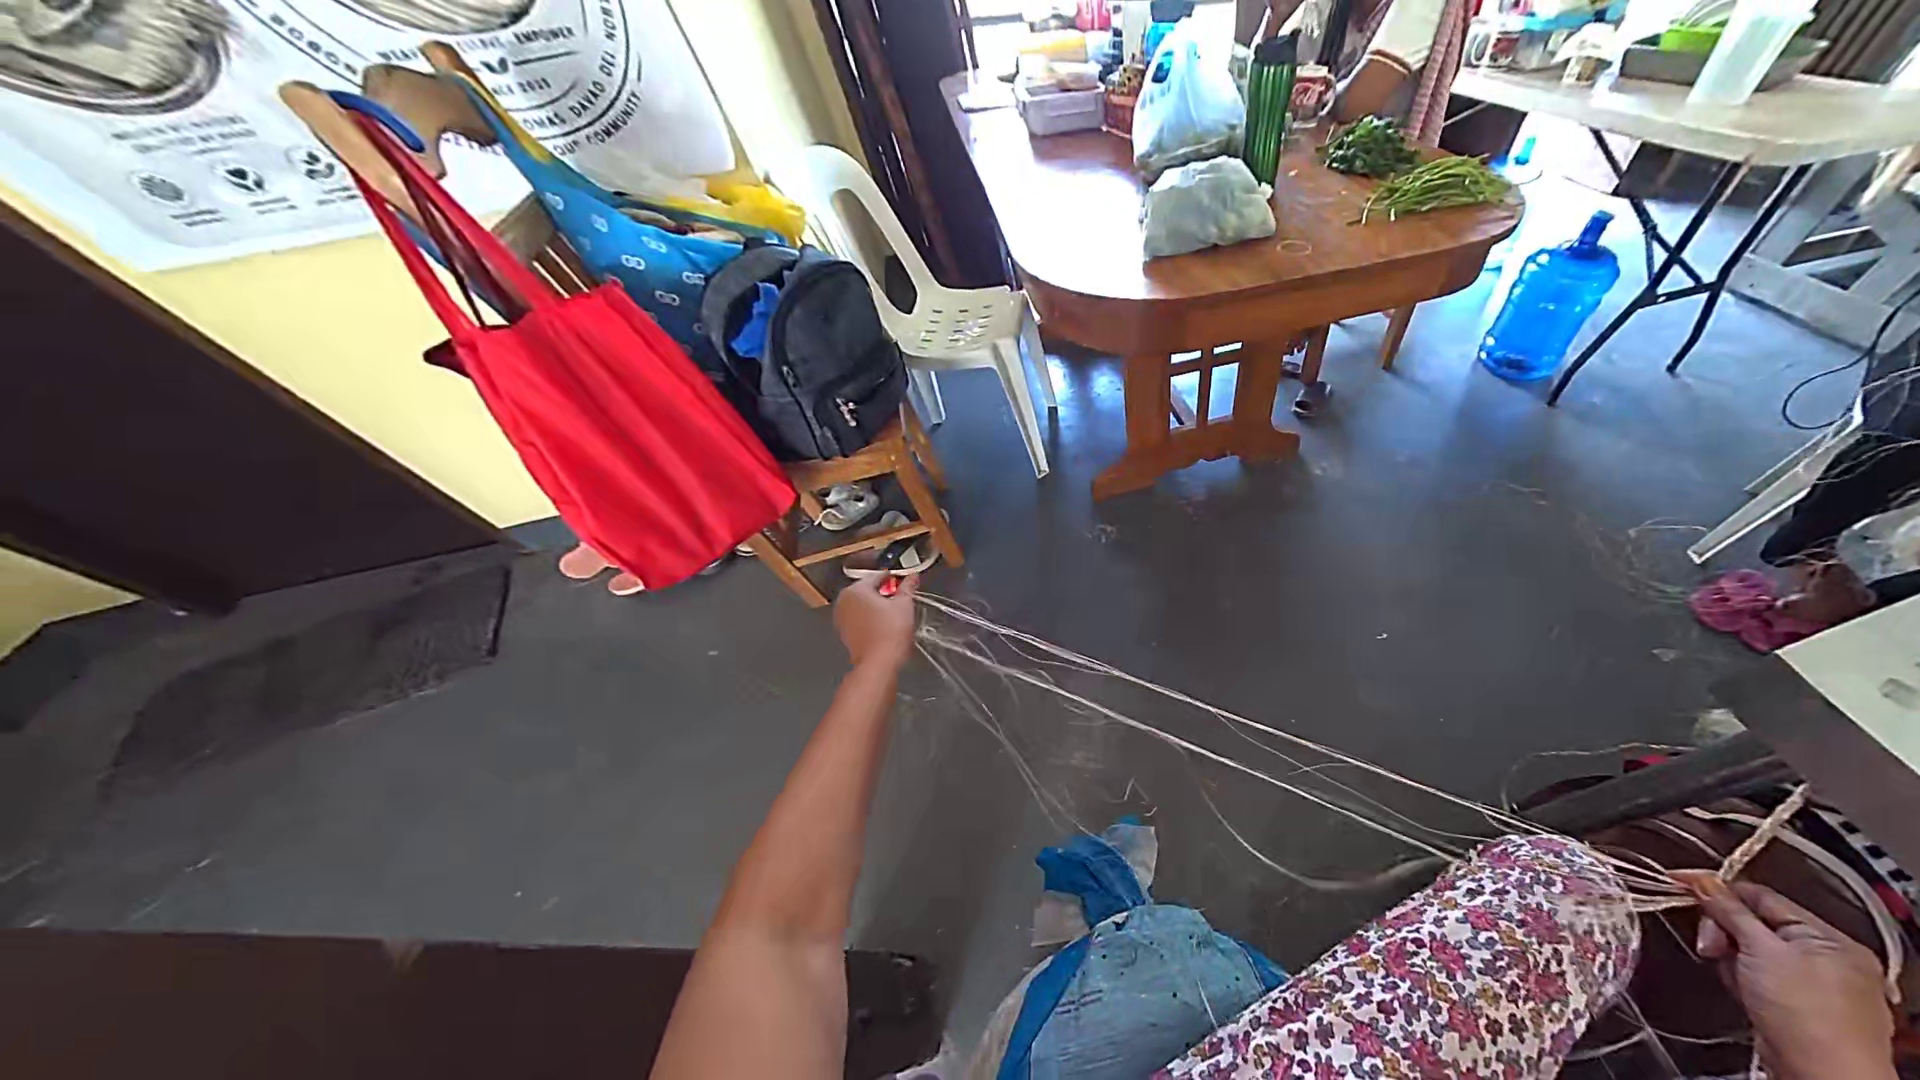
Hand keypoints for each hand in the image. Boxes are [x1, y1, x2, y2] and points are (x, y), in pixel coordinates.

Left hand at [833, 575, 917, 669]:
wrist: (879, 663)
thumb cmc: (890, 633)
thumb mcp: (904, 605)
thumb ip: (908, 587)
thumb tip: (912, 577)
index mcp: (856, 589)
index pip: (877, 576)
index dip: (894, 579)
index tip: (905, 584)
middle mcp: (844, 601)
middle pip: (867, 590)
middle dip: (884, 594)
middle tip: (901, 600)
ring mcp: (842, 619)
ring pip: (862, 606)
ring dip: (877, 607)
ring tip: (894, 615)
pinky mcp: (845, 634)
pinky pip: (859, 620)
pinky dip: (870, 620)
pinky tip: (885, 626)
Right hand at [1678, 872, 1894, 1079]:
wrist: (1821, 1072)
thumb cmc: (1805, 1011)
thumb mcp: (1762, 951)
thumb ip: (1731, 912)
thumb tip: (1704, 882)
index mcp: (1828, 939)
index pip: (1761, 896)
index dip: (1717, 887)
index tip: (1677, 880)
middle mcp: (1822, 955)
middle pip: (1750, 920)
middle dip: (1721, 929)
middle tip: (1710, 945)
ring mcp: (1806, 977)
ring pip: (1746, 944)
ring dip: (1727, 953)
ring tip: (1730, 973)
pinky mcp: (1789, 996)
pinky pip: (1751, 968)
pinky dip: (1737, 972)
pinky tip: (1740, 986)